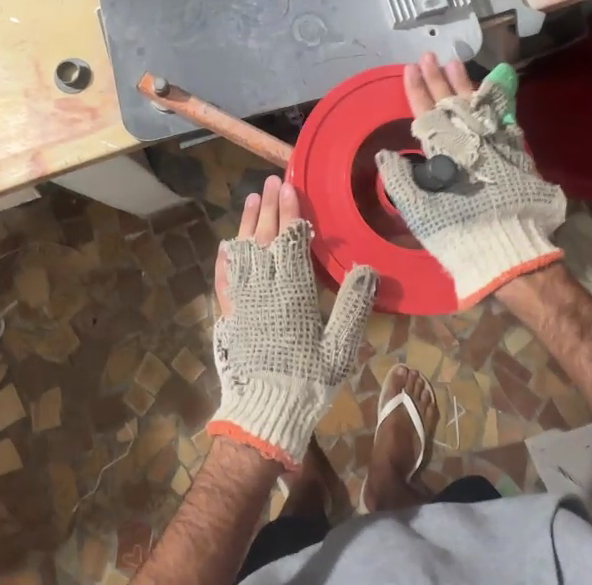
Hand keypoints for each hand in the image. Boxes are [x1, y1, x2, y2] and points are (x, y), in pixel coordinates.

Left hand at [206, 176, 377, 468]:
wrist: (267, 408)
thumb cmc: (310, 378)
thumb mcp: (341, 346)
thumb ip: (353, 304)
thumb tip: (367, 268)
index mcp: (295, 290)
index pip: (291, 240)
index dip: (291, 212)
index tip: (290, 188)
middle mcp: (266, 287)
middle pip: (265, 238)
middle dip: (268, 207)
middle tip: (271, 182)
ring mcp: (244, 299)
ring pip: (243, 251)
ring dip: (246, 223)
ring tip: (251, 199)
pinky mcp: (230, 314)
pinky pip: (225, 279)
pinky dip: (225, 259)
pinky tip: (226, 245)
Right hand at [375, 53, 567, 306]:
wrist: (506, 249)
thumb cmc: (456, 233)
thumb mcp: (418, 210)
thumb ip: (400, 180)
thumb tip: (386, 155)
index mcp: (442, 152)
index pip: (425, 113)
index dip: (416, 90)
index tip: (409, 69)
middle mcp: (469, 141)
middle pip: (450, 103)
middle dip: (437, 79)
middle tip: (429, 57)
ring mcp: (494, 145)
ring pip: (477, 106)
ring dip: (464, 84)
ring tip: (455, 65)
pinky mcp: (515, 155)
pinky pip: (502, 121)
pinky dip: (494, 105)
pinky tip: (490, 93)